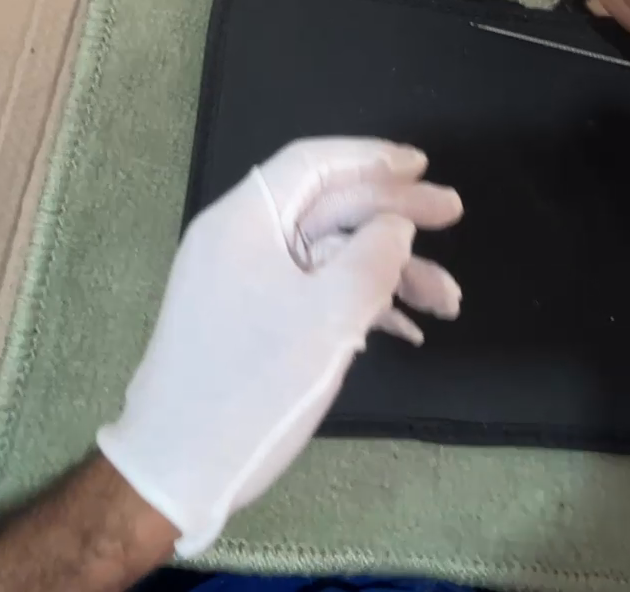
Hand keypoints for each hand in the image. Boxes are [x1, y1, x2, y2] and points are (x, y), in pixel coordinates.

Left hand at [97, 138, 462, 555]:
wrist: (175, 473)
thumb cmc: (253, 386)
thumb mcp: (328, 318)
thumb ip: (373, 257)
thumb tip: (396, 223)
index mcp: (245, 219)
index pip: (312, 163)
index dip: (370, 155)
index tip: (421, 164)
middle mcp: (242, 238)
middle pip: (328, 206)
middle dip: (393, 214)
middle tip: (454, 213)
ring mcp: (247, 279)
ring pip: (328, 253)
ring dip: (387, 270)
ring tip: (447, 301)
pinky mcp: (254, 316)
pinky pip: (313, 289)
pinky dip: (358, 300)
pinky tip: (407, 327)